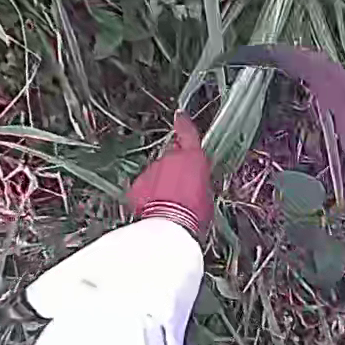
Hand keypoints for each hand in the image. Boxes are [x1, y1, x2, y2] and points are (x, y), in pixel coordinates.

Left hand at [126, 112, 212, 236]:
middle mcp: (170, 158)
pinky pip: (143, 186)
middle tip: (181, 186)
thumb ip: (200, 181)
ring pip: (156, 172)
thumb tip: (196, 184)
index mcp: (192, 157)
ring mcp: (151, 170)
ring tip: (169, 203)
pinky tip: (155, 208)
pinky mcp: (137, 184)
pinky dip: (148, 194)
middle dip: (175, 167)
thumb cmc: (194, 214)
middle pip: (171, 155)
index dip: (184, 124)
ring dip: (161, 183)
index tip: (180, 117)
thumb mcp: (207, 195)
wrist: (169, 227)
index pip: (187, 132)